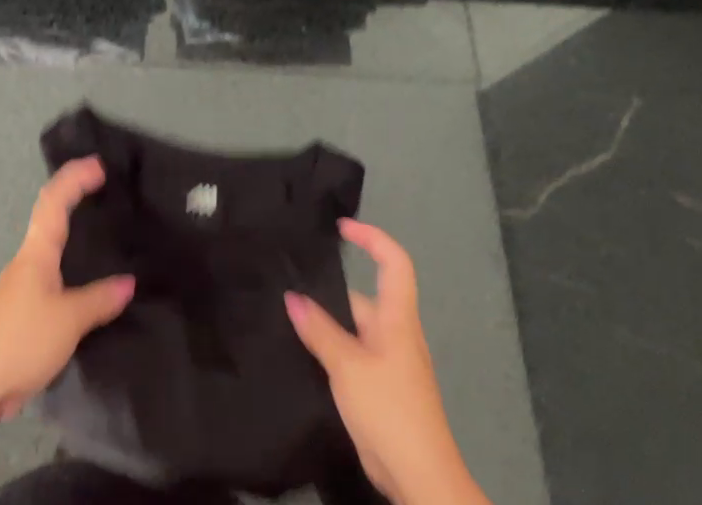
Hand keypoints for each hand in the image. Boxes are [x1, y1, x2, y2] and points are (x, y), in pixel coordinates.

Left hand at [0, 157, 135, 417]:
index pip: (53, 202)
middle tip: (105, 188)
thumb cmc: (21, 341)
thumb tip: (128, 283)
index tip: (99, 165)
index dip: (74, 179)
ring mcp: (23, 286)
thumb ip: (99, 299)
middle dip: (74, 196)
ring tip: (103, 230)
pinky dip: (72, 265)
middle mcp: (27, 261)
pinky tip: (88, 282)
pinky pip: (53, 274)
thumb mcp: (69, 320)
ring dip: (72, 231)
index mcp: (35, 253)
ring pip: (50, 246)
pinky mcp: (25, 310)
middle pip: (49, 217)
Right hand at [286, 220, 487, 504]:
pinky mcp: (378, 388)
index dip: (372, 238)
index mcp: (398, 320)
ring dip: (325, 322)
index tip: (341, 227)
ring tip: (283, 315)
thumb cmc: (390, 409)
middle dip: (328, 291)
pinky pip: (351, 354)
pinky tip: (301, 354)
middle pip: (364, 298)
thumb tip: (292, 297)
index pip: (395, 264)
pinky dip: (329, 348)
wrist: (418, 473)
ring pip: (353, 329)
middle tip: (285, 285)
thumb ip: (319, 330)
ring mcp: (388, 363)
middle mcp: (396, 335)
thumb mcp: (348, 366)